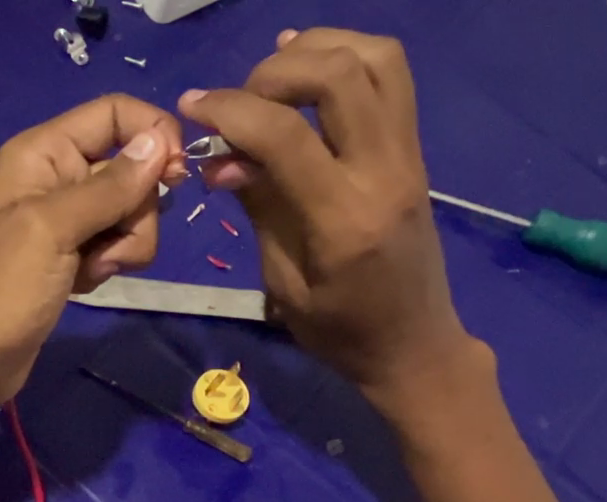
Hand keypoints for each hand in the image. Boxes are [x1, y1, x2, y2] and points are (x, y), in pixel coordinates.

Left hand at [0, 95, 184, 423]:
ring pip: (131, 212)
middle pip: (131, 168)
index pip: (115, 114)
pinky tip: (83, 285)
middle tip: (107, 248)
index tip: (178, 176)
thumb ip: (109, 186)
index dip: (152, 135)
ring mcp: (67, 220)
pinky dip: (110, 265)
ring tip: (92, 271)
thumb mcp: (53, 230)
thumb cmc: (2, 292)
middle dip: (136, 211)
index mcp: (44, 152)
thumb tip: (160, 142)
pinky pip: (116, 245)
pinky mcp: (75, 255)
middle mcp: (58, 176)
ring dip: (125, 245)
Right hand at [179, 30, 490, 416]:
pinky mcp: (413, 152)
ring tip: (272, 73)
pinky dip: (346, 59)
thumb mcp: (284, 285)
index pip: (285, 135)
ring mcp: (407, 157)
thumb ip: (258, 210)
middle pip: (338, 75)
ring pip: (376, 59)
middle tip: (238, 100)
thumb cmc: (340, 333)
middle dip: (274, 71)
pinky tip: (307, 73)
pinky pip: (390, 79)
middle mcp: (383, 174)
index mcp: (342, 221)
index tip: (193, 108)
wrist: (413, 346)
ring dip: (318, 49)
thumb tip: (222, 158)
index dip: (232, 110)